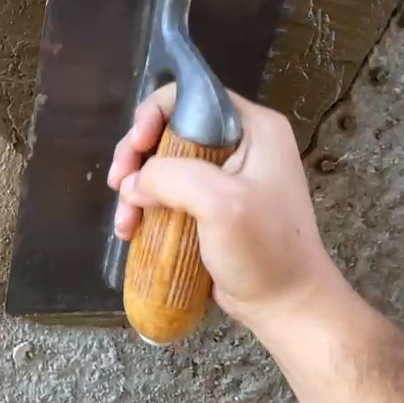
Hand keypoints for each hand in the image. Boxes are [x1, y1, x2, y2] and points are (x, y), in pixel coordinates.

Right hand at [107, 84, 346, 328]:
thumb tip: (133, 183)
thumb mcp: (222, 205)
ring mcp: (223, 177)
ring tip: (124, 220)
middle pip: (168, 130)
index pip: (191, 97)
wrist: (285, 306)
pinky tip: (130, 230)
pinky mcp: (208, 206)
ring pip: (160, 164)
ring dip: (134, 188)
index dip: (153, 115)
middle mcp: (239, 145)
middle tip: (118, 184)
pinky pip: (165, 193)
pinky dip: (143, 208)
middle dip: (136, 156)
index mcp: (254, 129)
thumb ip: (173, 178)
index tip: (136, 148)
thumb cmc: (266, 252)